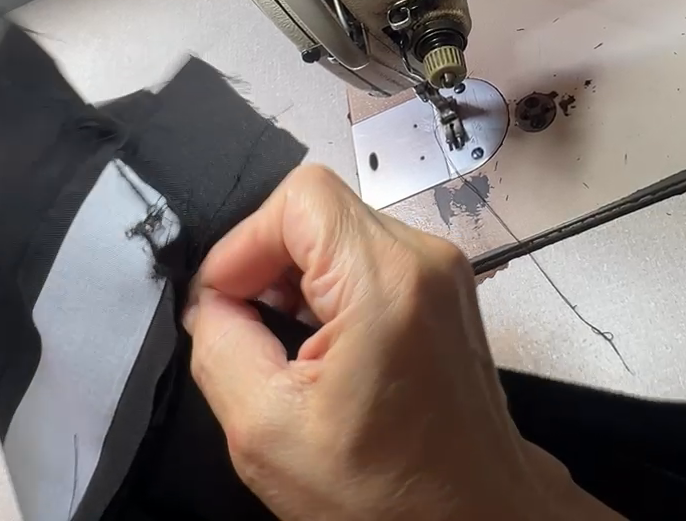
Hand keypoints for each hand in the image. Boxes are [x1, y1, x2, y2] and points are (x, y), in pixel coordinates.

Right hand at [184, 164, 618, 519]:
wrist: (475, 511)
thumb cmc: (383, 489)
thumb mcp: (268, 432)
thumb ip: (222, 346)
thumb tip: (210, 298)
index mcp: (387, 281)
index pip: (302, 196)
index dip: (247, 240)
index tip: (225, 299)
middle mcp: (424, 253)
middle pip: (321, 206)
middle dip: (268, 256)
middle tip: (249, 323)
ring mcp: (442, 262)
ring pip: (342, 224)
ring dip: (299, 270)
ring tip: (287, 337)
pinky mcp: (444, 277)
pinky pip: (369, 247)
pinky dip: (332, 278)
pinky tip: (322, 335)